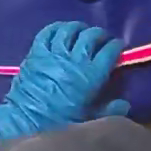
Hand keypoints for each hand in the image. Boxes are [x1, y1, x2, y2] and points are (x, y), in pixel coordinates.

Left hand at [0, 21, 128, 143]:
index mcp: (90, 75)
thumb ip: (109, 110)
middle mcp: (74, 59)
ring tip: (82, 30)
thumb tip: (124, 103)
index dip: (116, 46)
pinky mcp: (36, 52)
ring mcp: (53, 54)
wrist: (25, 121)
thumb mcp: (88, 120)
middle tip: (102, 38)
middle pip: (90, 36)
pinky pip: (47, 33)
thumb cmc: (59, 122)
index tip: (118, 46)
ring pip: (69, 30)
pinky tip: (60, 29)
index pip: (109, 51)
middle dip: (100, 34)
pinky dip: (55, 28)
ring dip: (78, 27)